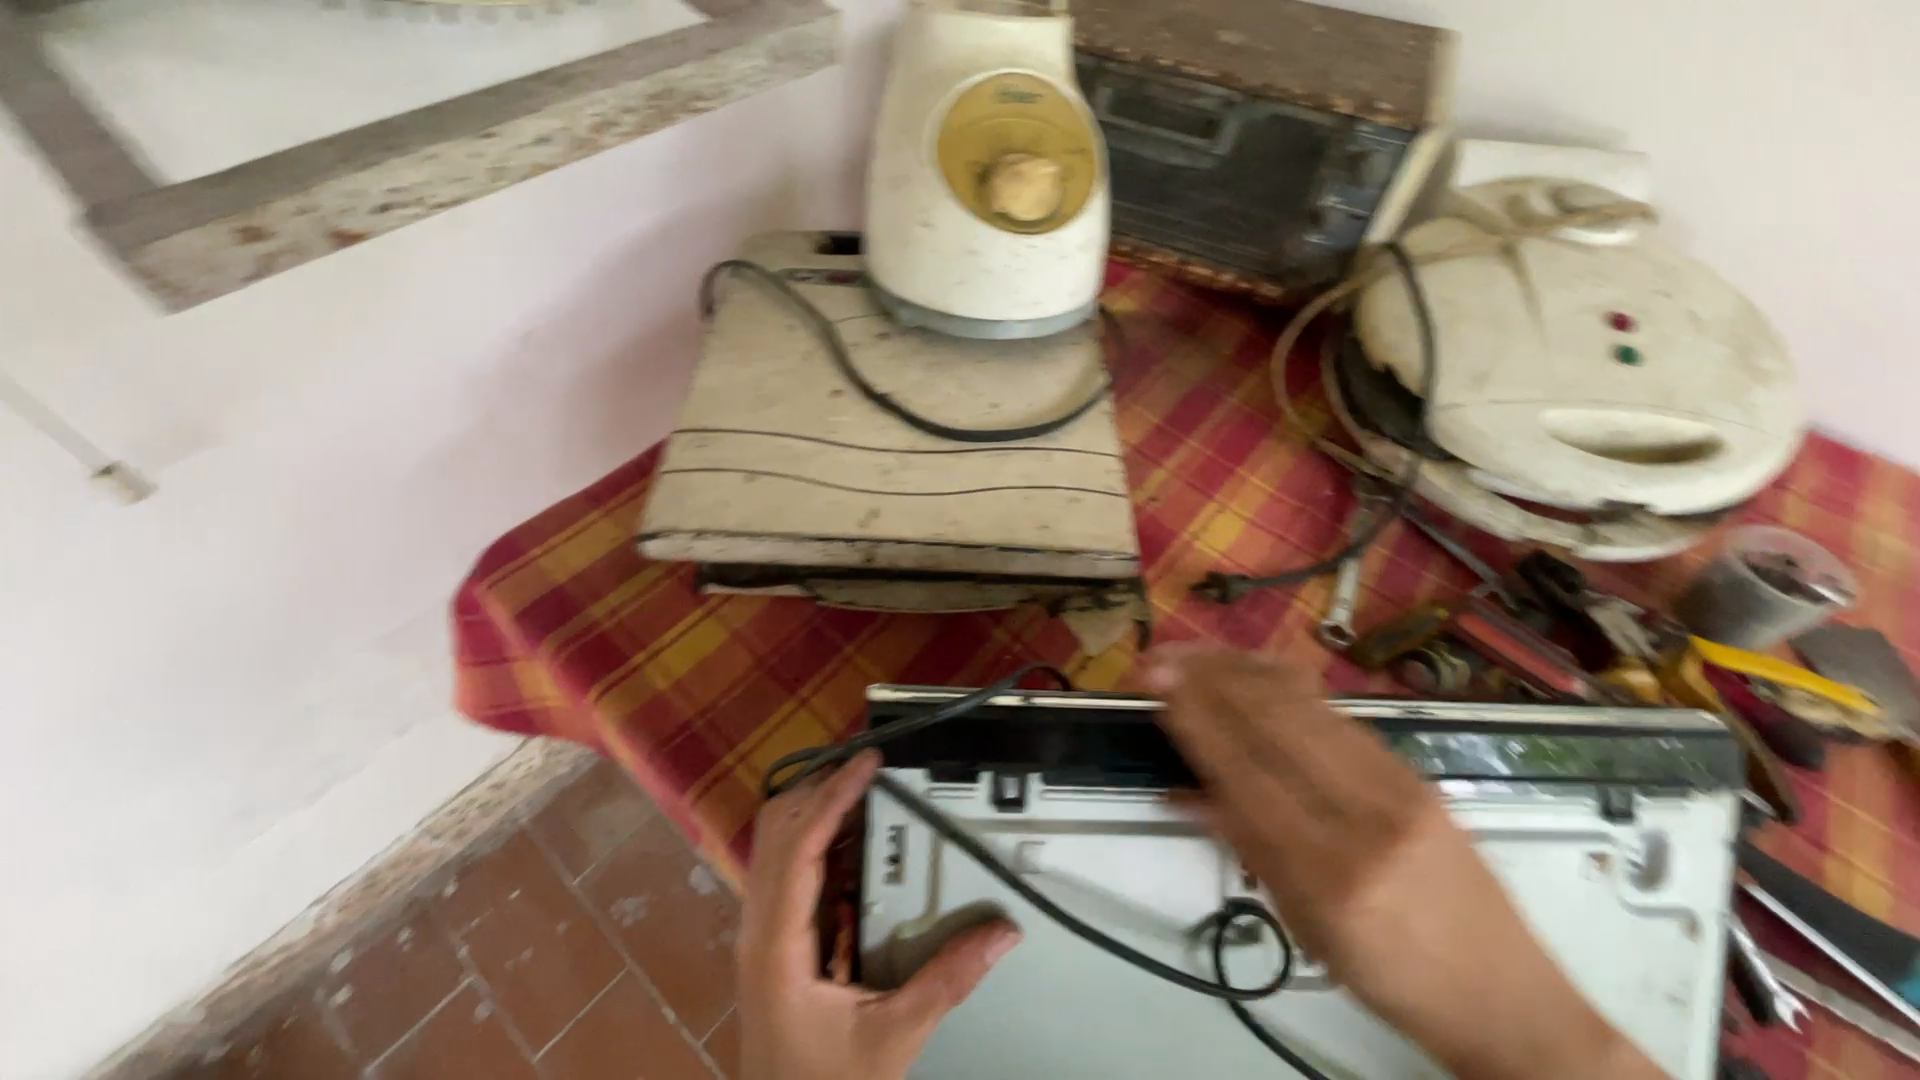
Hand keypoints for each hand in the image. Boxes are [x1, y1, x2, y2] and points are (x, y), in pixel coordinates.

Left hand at [736, 750, 1021, 1079]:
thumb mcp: (893, 1036)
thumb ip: (947, 982)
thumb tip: (1001, 934)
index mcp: (778, 944)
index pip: (800, 845)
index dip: (834, 796)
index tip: (868, 763)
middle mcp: (759, 927)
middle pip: (776, 831)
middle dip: (820, 789)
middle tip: (869, 767)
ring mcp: (760, 932)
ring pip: (775, 845)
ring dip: (817, 809)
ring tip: (867, 792)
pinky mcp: (772, 940)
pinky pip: (788, 870)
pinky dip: (819, 841)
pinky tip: (859, 844)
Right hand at [1144, 645, 1665, 1079]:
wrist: (1509, 998)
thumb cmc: (1394, 981)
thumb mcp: (1307, 930)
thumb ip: (1249, 849)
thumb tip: (1186, 792)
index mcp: (1331, 873)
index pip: (1247, 777)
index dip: (1197, 724)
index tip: (1157, 690)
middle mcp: (1368, 817)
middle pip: (1276, 725)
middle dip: (1211, 681)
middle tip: (1162, 658)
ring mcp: (1401, 786)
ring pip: (1309, 708)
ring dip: (1244, 670)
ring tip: (1197, 653)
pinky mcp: (1418, 774)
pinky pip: (1339, 716)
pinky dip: (1287, 685)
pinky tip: (1255, 670)